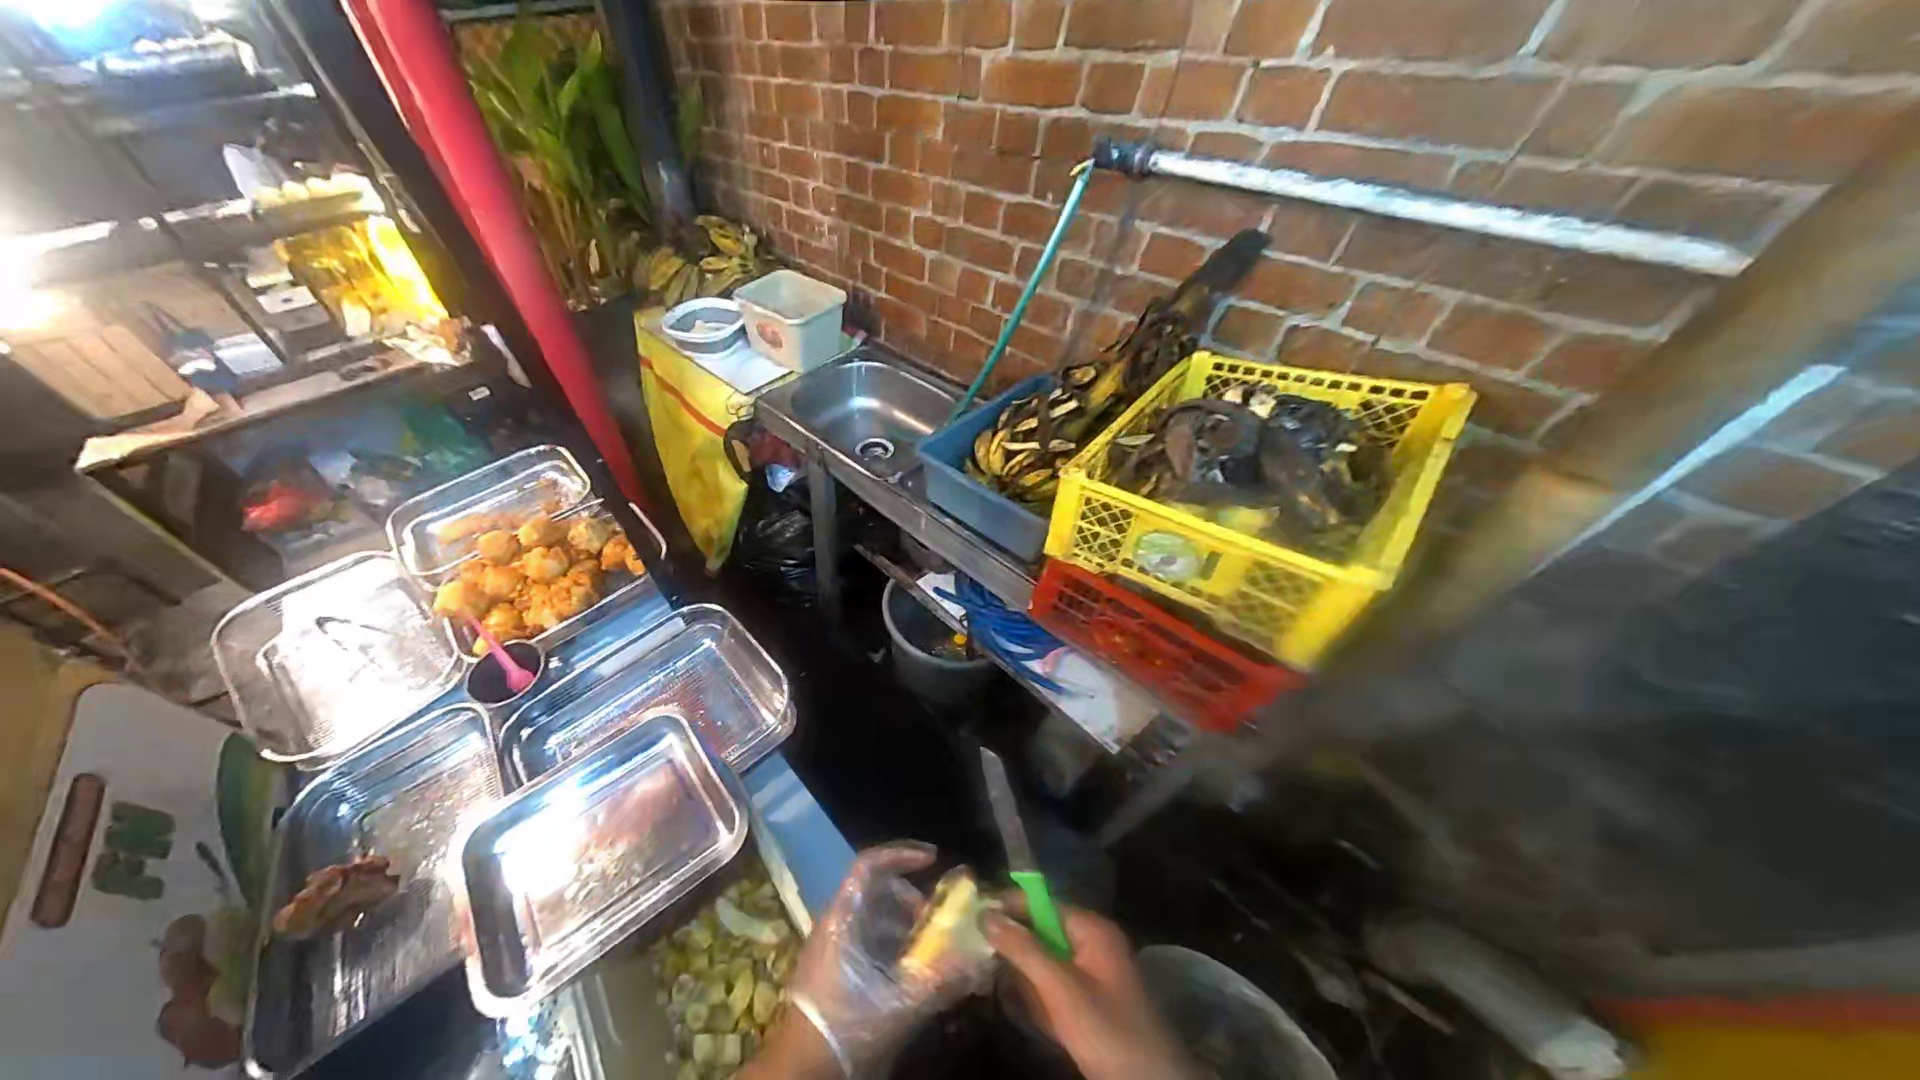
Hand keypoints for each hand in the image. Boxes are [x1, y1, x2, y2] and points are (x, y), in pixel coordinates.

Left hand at [784, 842, 991, 1076]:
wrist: (799, 1074)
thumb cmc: (842, 1030)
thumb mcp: (896, 1006)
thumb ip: (940, 980)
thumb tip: (981, 957)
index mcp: (841, 918)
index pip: (868, 864)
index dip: (901, 853)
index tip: (934, 858)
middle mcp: (835, 921)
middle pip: (876, 888)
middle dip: (912, 896)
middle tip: (939, 917)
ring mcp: (832, 943)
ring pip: (874, 914)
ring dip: (906, 921)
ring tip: (931, 946)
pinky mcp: (835, 965)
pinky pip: (869, 936)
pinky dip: (895, 941)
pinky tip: (914, 969)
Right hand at [984, 900, 1201, 1079]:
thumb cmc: (1108, 1032)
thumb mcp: (1061, 989)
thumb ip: (1023, 949)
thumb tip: (986, 914)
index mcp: (1091, 928)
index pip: (1041, 902)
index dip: (1009, 905)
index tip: (973, 913)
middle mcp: (1093, 941)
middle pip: (1042, 929)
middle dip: (1015, 944)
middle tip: (980, 954)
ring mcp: (1094, 971)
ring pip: (1046, 959)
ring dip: (1027, 975)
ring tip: (1005, 987)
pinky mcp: (1092, 1000)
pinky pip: (1057, 985)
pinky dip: (1042, 997)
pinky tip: (1036, 1015)